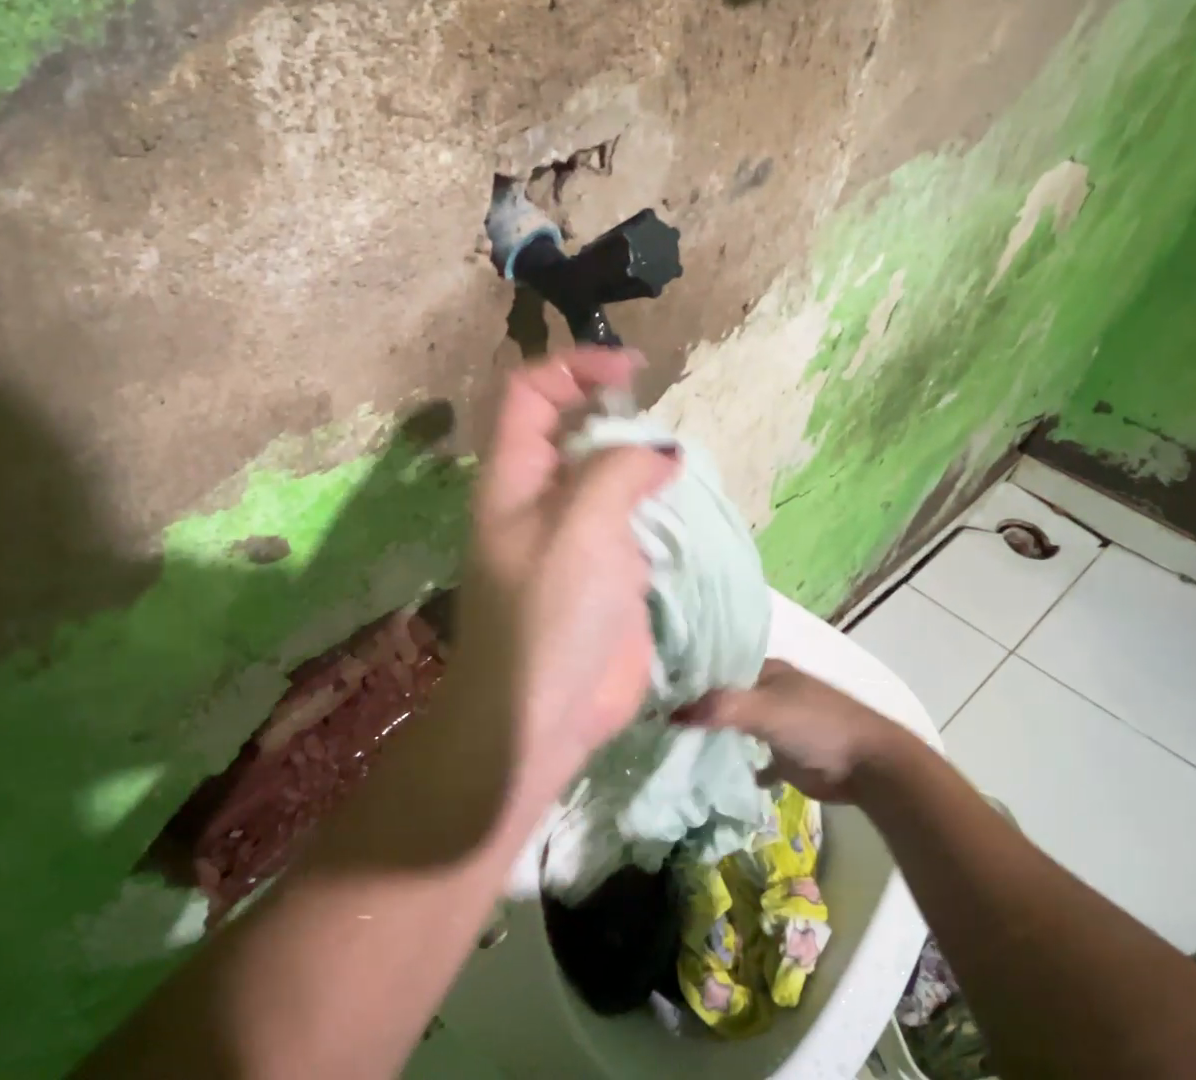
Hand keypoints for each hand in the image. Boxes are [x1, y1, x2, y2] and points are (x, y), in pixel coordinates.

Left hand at [455, 349, 678, 784]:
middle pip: (573, 431)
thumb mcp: (578, 530)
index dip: (574, 367)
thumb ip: (616, 472)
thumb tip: (657, 454)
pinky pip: (633, 523)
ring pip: (608, 477)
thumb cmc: (548, 617)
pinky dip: (659, 510)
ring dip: (643, 467)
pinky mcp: (607, 574)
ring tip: (675, 476)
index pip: (530, 393)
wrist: (544, 715)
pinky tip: (682, 514)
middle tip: (659, 437)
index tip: (633, 371)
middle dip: (616, 418)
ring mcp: (574, 538)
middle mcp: (540, 499)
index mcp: (513, 479)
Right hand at [674, 659, 906, 801]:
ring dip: (714, 735)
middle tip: (654, 720)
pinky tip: (715, 773)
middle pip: (725, 697)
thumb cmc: (817, 725)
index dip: (689, 676)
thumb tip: (669, 714)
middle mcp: (771, 694)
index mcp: (768, 672)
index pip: (719, 667)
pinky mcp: (788, 757)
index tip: (654, 688)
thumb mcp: (764, 709)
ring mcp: (780, 725)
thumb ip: (719, 708)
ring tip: (674, 745)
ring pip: (737, 727)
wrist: (869, 766)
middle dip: (697, 707)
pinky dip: (739, 765)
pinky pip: (756, 759)